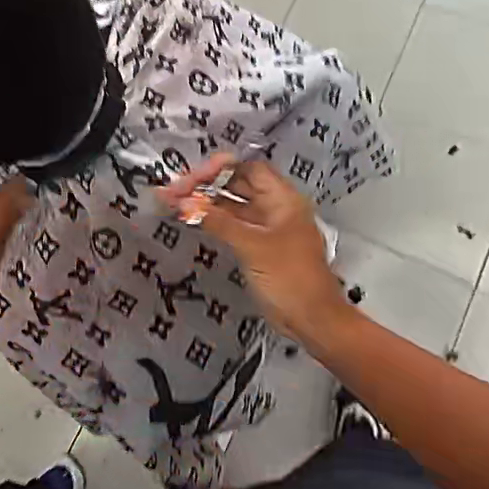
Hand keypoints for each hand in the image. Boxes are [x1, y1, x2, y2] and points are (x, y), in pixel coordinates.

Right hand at [160, 153, 349, 340]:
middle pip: (240, 185)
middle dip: (208, 185)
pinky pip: (236, 225)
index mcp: (284, 199)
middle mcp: (278, 208)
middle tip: (176, 190)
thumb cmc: (290, 278)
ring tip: (175, 202)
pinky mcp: (261, 248)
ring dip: (208, 203)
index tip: (192, 177)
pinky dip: (216, 221)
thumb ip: (218, 222)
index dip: (221, 168)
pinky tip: (194, 219)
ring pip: (235, 206)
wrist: (312, 319)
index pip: (249, 169)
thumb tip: (186, 203)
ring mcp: (269, 228)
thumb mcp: (252, 246)